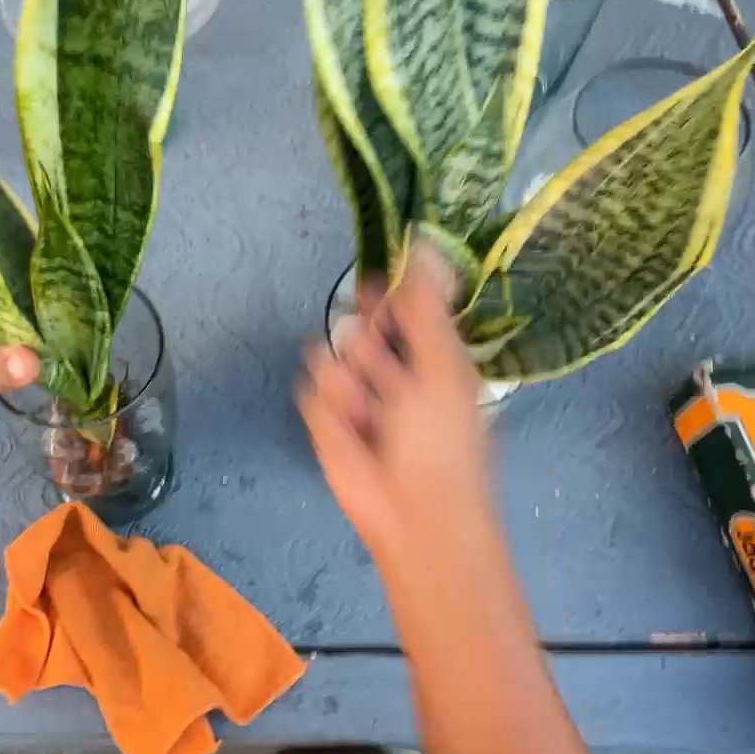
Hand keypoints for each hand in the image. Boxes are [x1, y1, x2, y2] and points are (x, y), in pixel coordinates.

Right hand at [297, 245, 495, 567]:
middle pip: (358, 330)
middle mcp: (389, 372)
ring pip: (330, 360)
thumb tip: (424, 241)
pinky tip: (349, 436)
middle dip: (364, 349)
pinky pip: (313, 394)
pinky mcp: (324, 422)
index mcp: (427, 356)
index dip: (385, 298)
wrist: (412, 511)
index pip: (399, 309)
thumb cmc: (440, 442)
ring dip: (347, 385)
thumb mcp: (442, 367)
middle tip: (380, 375)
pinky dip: (330, 413)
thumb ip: (427, 308)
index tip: (374, 293)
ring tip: (367, 416)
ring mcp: (353, 397)